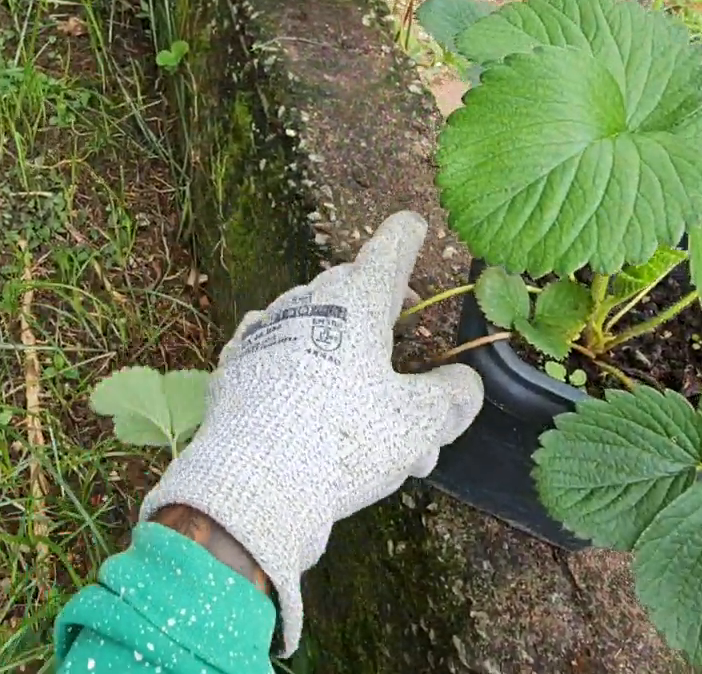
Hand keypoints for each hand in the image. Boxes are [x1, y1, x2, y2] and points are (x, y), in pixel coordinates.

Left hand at [141, 211, 483, 654]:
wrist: (254, 478)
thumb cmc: (345, 440)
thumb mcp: (420, 425)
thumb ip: (451, 397)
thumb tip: (463, 383)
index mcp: (354, 302)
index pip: (388, 252)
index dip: (405, 236)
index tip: (412, 222)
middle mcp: (306, 302)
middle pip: (351, 291)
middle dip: (380, 312)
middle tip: (402, 343)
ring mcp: (266, 329)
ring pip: (318, 330)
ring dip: (344, 358)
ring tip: (365, 421)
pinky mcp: (238, 361)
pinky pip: (281, 355)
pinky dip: (303, 373)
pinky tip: (310, 404)